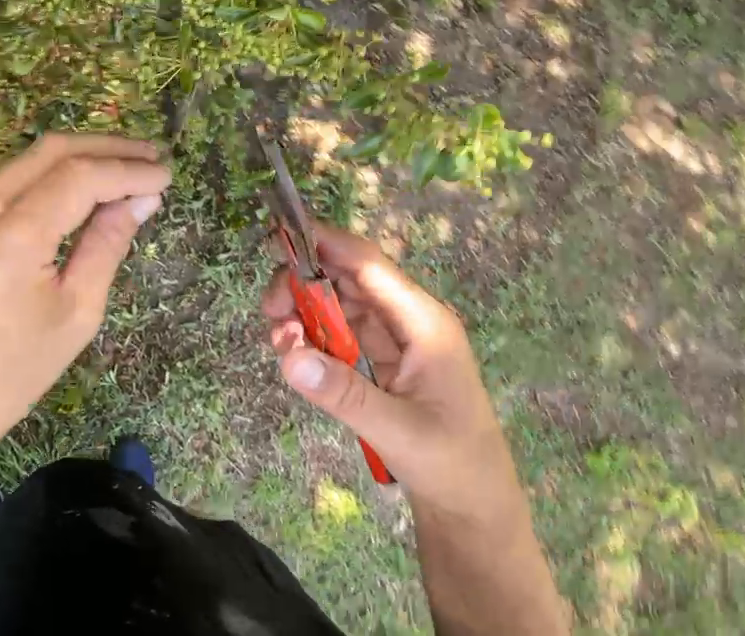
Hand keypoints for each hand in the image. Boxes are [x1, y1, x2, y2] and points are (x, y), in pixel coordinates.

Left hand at [0, 134, 169, 456]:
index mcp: (8, 241)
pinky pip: (6, 181)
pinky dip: (47, 176)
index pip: (77, 178)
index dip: (125, 169)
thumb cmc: (17, 372)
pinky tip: (79, 186)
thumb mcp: (78, 312)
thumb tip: (142, 198)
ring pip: (26, 161)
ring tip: (125, 166)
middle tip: (151, 155)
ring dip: (77, 157)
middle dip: (105, 148)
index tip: (165, 172)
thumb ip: (107, 244)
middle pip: (49, 152)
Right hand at [262, 228, 522, 523]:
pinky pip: (341, 331)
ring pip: (339, 304)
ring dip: (303, 312)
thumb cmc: (452, 465)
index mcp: (424, 322)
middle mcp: (409, 320)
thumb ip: (343, 393)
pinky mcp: (384, 360)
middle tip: (269, 312)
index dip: (325, 242)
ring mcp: (396, 339)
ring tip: (278, 341)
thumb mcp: (399, 431)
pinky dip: (313, 335)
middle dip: (302, 284)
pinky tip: (294, 353)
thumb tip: (289, 355)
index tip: (279, 235)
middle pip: (347, 278)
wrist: (475, 510)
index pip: (368, 264)